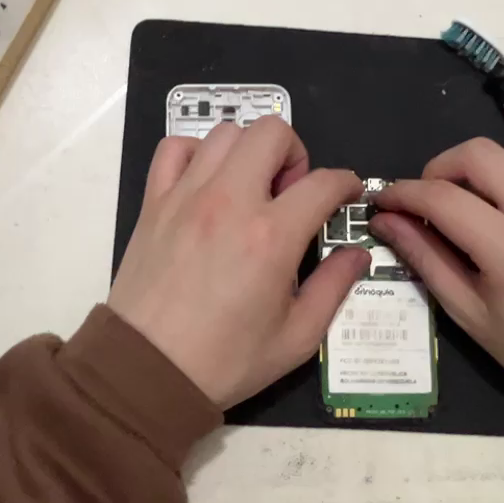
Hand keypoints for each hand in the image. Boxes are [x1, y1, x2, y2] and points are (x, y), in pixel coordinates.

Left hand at [110, 118, 369, 407]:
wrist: (145, 371)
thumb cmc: (225, 361)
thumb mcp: (296, 338)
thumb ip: (333, 288)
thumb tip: (357, 253)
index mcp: (271, 236)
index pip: (322, 183)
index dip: (345, 184)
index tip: (346, 195)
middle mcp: (229, 201)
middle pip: (272, 132)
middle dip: (295, 154)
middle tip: (291, 194)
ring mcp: (186, 195)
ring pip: (226, 132)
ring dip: (249, 151)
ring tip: (250, 189)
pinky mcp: (154, 201)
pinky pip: (174, 148)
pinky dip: (196, 152)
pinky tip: (207, 183)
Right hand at [369, 138, 503, 404]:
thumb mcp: (469, 313)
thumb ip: (424, 257)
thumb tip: (385, 219)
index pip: (442, 196)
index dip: (403, 193)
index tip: (384, 201)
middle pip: (477, 153)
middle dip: (438, 168)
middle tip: (426, 201)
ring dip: (474, 180)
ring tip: (465, 217)